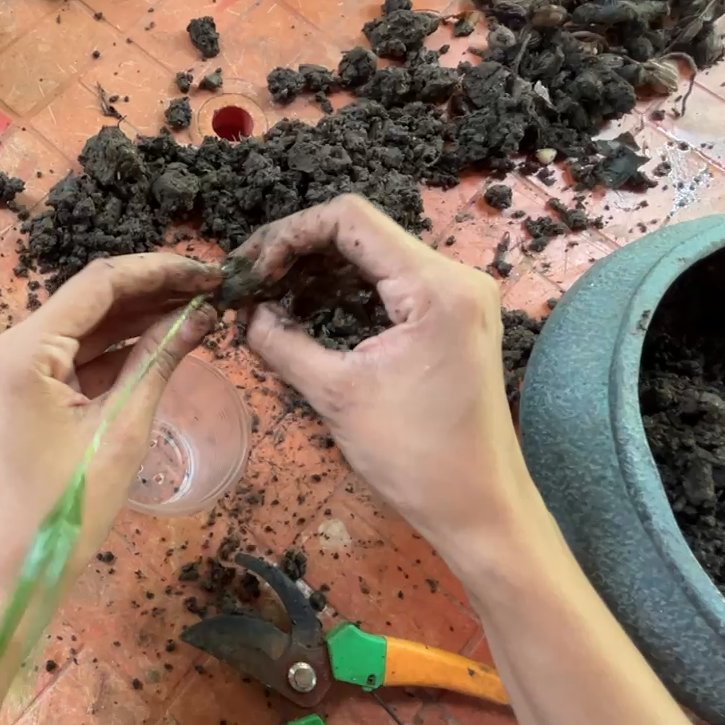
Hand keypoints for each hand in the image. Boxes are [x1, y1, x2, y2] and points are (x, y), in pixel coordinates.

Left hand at [0, 254, 220, 594]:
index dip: (158, 271)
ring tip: (196, 308)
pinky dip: (113, 350)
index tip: (208, 270)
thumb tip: (202, 313)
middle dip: (150, 292)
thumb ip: (158, 360)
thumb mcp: (122, 430)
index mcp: (22, 351)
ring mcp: (9, 367)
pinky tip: (159, 339)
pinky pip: (71, 357)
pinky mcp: (18, 388)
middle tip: (210, 288)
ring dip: (135, 319)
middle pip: (88, 301)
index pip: (98, 285)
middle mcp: (6, 346)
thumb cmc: (66, 509)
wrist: (11, 571)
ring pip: (82, 327)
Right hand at [234, 195, 541, 564]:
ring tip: (268, 300)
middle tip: (249, 285)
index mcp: (433, 286)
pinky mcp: (448, 316)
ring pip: (368, 256)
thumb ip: (280, 342)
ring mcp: (454, 295)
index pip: (349, 218)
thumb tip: (246, 312)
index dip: (289, 233)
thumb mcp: (334, 395)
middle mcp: (452, 276)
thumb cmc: (412, 456)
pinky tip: (303, 312)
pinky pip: (384, 284)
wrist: (478, 506)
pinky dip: (339, 292)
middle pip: (357, 232)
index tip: (253, 271)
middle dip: (295, 253)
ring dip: (313, 273)